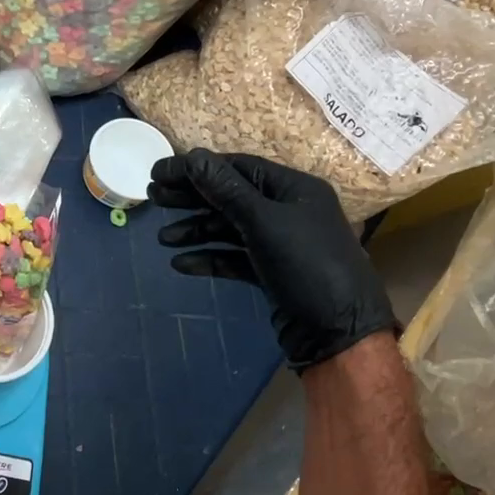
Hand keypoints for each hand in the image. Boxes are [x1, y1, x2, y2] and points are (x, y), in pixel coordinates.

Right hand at [149, 149, 395, 372]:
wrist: (340, 337)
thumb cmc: (307, 267)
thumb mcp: (264, 222)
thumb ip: (226, 190)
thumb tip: (193, 157)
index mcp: (294, 189)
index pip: (237, 167)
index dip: (196, 168)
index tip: (159, 172)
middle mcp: (288, 211)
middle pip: (230, 196)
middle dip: (191, 197)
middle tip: (153, 197)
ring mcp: (281, 244)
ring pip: (229, 228)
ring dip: (196, 230)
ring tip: (163, 238)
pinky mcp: (273, 273)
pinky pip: (234, 257)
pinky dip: (209, 258)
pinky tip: (182, 264)